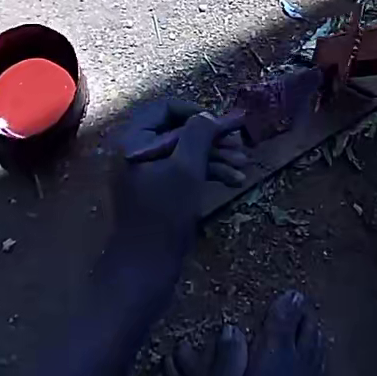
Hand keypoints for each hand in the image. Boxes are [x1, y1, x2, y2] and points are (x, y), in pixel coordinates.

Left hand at [111, 99, 248, 260]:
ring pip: (184, 152)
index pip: (166, 108)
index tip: (225, 124)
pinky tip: (232, 181)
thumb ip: (198, 135)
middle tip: (241, 146)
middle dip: (211, 138)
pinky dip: (205, 172)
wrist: (146, 267)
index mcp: (133, 140)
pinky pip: (181, 170)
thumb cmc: (164, 215)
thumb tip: (208, 115)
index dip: (198, 113)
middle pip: (178, 130)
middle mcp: (135, 151)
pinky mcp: (156, 190)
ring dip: (215, 156)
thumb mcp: (186, 169)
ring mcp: (145, 171)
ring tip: (243, 167)